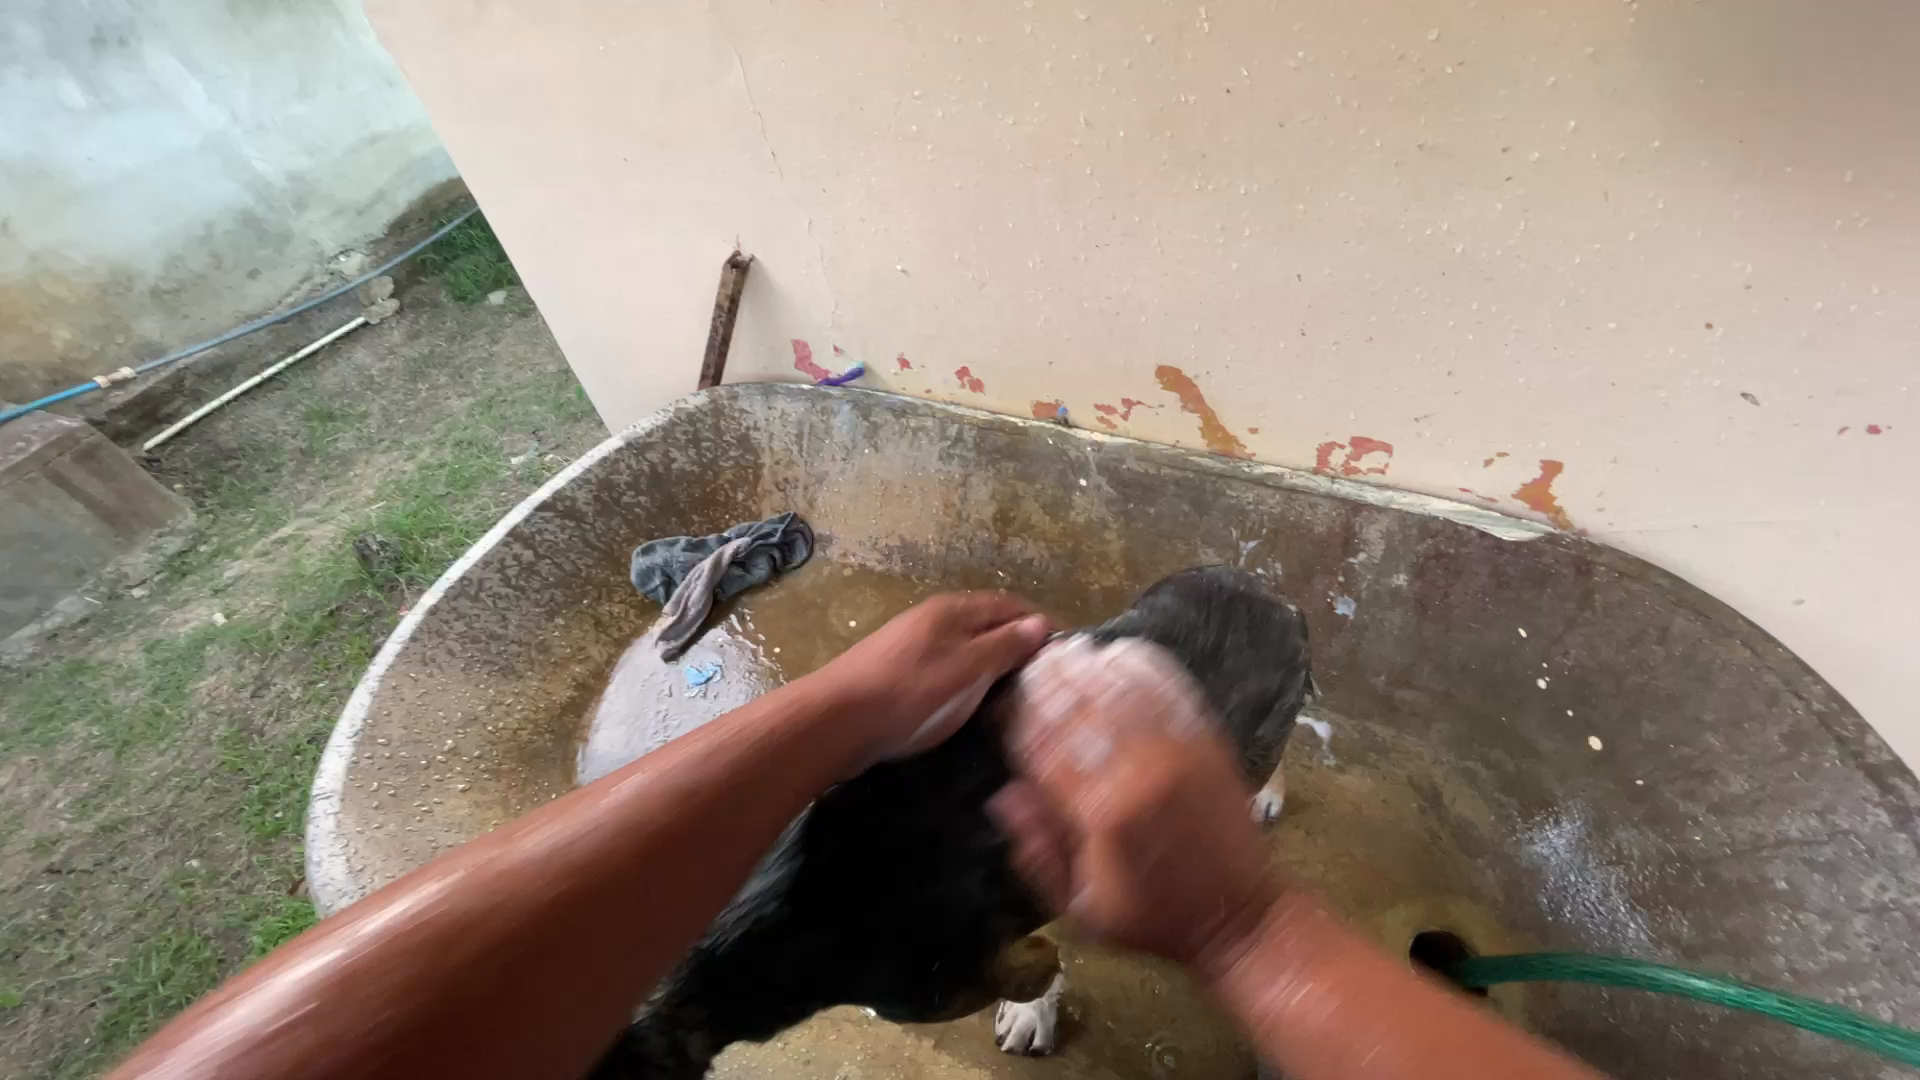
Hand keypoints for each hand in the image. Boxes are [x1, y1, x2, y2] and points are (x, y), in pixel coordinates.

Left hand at [808, 591, 1053, 765]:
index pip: (1009, 605)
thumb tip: (1040, 624)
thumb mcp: (968, 669)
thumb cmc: (911, 692)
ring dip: (993, 661)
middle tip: (1046, 675)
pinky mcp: (898, 670)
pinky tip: (972, 699)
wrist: (837, 720)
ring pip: (966, 645)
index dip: (1039, 623)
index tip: (1065, 650)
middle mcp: (933, 618)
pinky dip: (969, 676)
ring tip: (1017, 690)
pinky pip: (947, 664)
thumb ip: (1004, 646)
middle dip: (1018, 642)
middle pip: (987, 622)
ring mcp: (912, 644)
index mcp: (953, 610)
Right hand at [987, 636, 1282, 972]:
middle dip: (1046, 683)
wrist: (1238, 916)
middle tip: (1026, 666)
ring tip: (1062, 653)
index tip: (999, 704)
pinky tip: (1116, 653)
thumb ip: (1039, 853)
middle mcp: (1137, 770)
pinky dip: (1140, 665)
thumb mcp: (1082, 908)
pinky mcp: (1205, 739)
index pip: (1043, 747)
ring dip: (1087, 667)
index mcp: (1101, 813)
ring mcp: (1176, 748)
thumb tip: (1004, 794)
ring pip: (1120, 689)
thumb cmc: (1153, 915)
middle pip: (1079, 708)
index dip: (1016, 719)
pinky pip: (1167, 688)